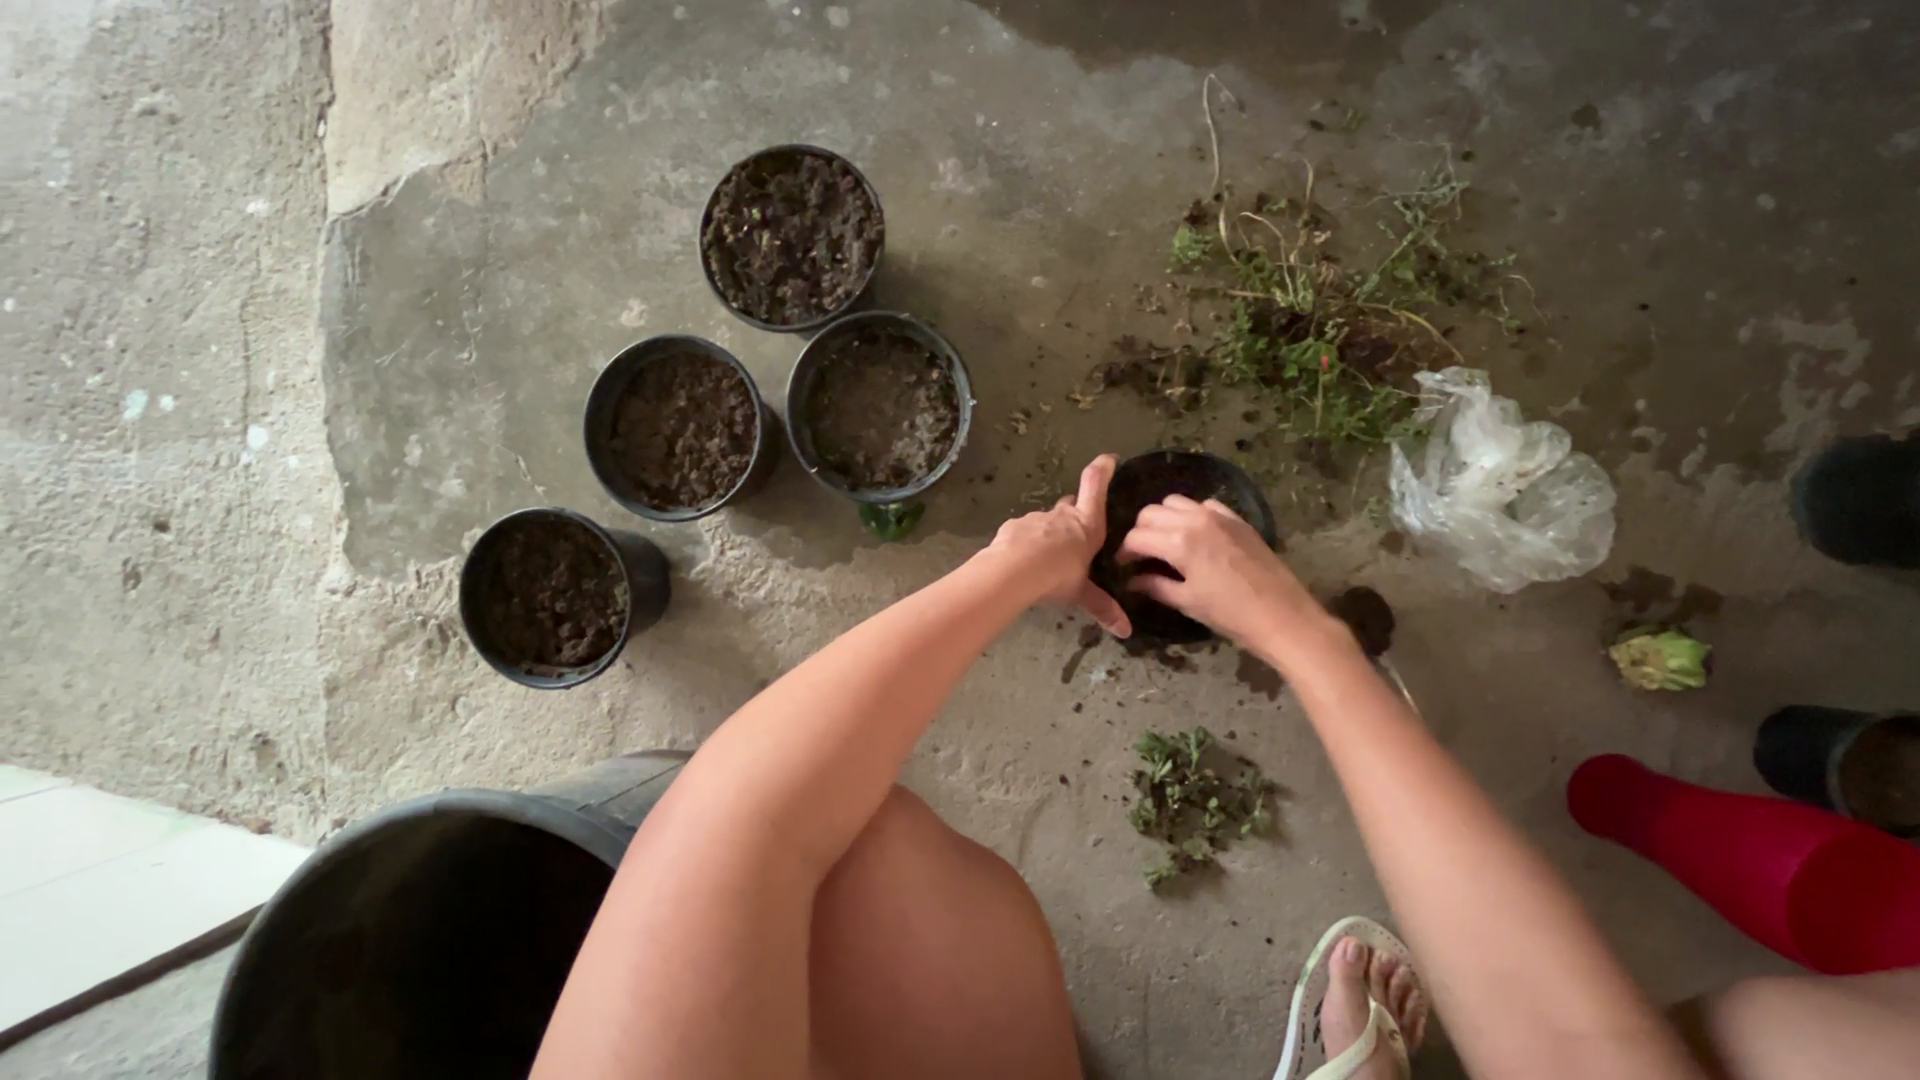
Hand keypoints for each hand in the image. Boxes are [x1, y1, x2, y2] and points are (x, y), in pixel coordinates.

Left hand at [986, 454, 1131, 637]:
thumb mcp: (1081, 593)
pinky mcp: (1013, 527)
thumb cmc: (1057, 576)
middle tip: (1074, 533)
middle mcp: (1062, 516)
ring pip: (1045, 521)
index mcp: (1086, 526)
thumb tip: (1126, 631)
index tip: (1107, 459)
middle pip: (1069, 505)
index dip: (1102, 470)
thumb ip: (1102, 608)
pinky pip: (1022, 533)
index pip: (1095, 486)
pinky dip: (1024, 543)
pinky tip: (1022, 562)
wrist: (1015, 570)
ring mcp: (1035, 519)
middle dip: (1072, 513)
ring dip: (1047, 534)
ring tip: (1044, 559)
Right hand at [1115, 495, 1332, 653]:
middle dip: (1140, 532)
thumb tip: (1133, 580)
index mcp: (1179, 542)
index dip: (1124, 552)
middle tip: (1141, 555)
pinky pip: (1204, 505)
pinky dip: (1192, 514)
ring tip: (1165, 542)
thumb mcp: (1187, 602)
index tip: (1123, 566)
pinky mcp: (1237, 519)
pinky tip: (1195, 535)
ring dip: (1163, 518)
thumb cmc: (1230, 614)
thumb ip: (1155, 586)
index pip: (1137, 537)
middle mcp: (1195, 520)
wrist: (1282, 615)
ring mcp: (1218, 516)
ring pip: (1176, 502)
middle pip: (1151, 513)